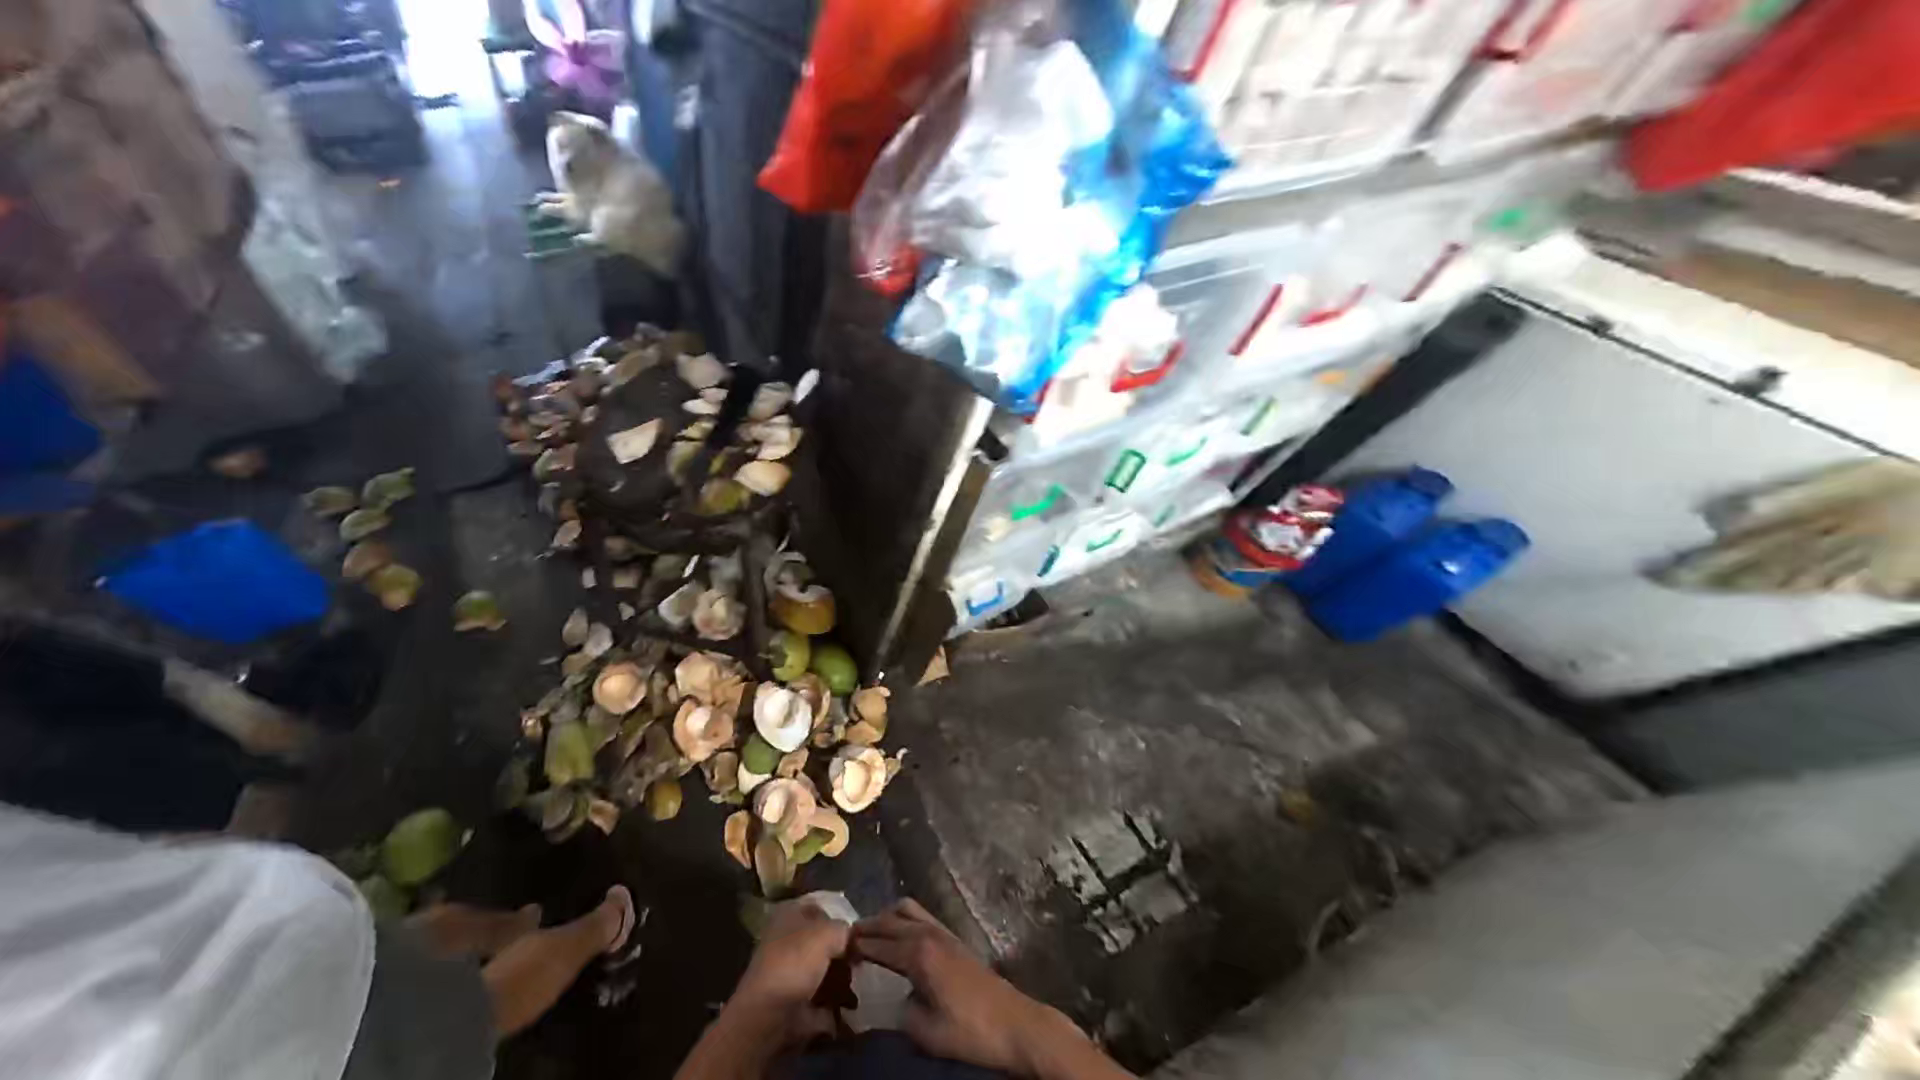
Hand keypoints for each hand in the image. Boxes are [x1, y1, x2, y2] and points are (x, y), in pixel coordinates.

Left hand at [725, 901, 851, 1046]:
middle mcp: (788, 939)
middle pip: (825, 942)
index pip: (823, 909)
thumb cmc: (795, 962)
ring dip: (843, 980)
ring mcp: (790, 971)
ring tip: (855, 988)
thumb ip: (846, 931)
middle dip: (845, 954)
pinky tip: (847, 1006)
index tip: (861, 936)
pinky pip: (822, 997)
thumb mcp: (828, 933)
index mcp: (790, 914)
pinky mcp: (794, 1000)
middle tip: (860, 964)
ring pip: (825, 970)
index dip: (843, 920)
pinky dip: (835, 1003)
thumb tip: (853, 940)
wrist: (767, 1016)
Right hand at [853, 900, 1081, 1076]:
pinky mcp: (954, 938)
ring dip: (885, 918)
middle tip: (845, 942)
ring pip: (906, 909)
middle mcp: (929, 934)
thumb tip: (889, 1000)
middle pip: (888, 920)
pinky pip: (921, 915)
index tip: (835, 951)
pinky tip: (898, 936)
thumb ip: (900, 1011)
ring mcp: (944, 932)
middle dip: (865, 927)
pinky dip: (902, 919)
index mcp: (918, 954)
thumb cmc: (970, 1030)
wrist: (1015, 1024)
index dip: (855, 945)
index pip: (877, 942)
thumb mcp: (926, 1032)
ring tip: (869, 936)